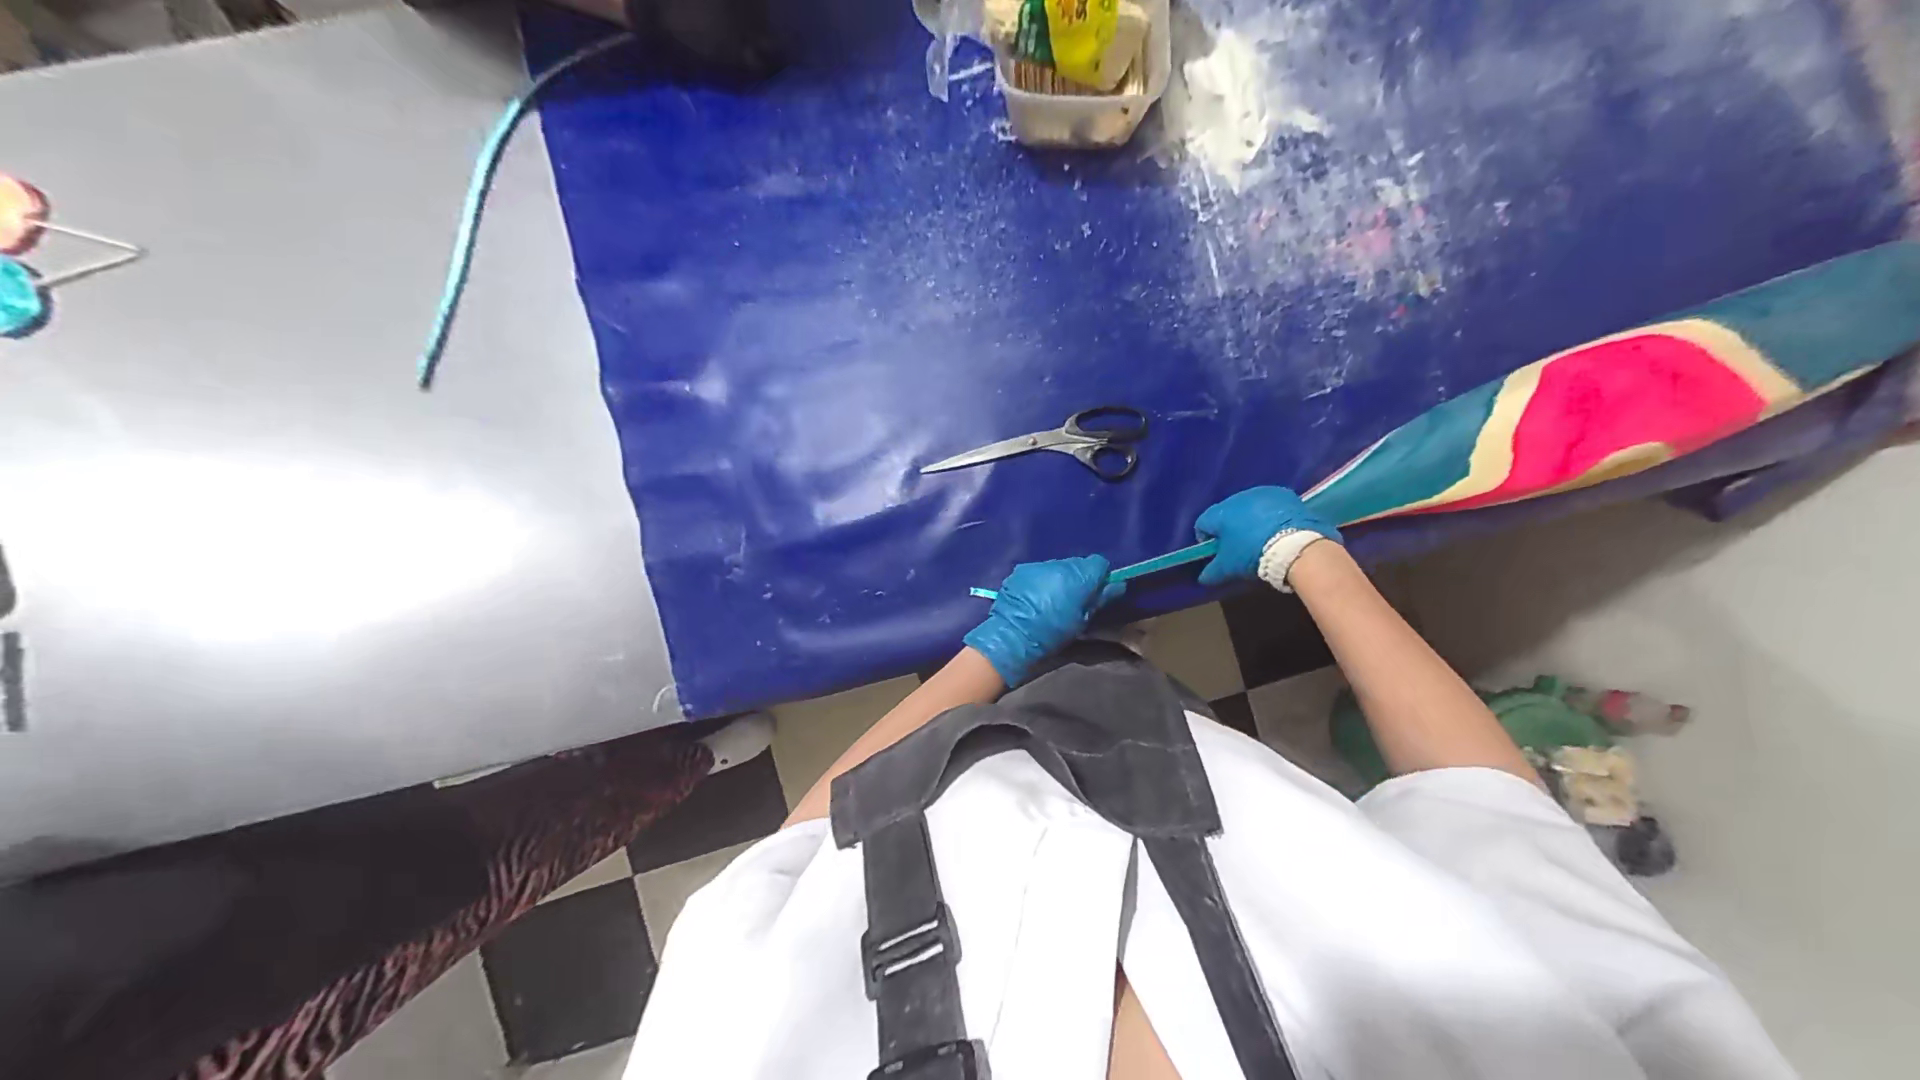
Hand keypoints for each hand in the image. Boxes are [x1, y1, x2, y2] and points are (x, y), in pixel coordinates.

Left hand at [963, 556, 1124, 685]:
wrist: (1011, 636)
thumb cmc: (1052, 633)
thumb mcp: (1082, 620)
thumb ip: (1101, 599)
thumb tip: (1117, 585)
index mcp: (1078, 577)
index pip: (1099, 563)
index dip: (1100, 576)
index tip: (1096, 590)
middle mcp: (1058, 565)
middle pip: (1077, 564)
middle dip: (1079, 577)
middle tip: (1074, 598)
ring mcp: (1037, 565)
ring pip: (1058, 567)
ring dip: (1059, 578)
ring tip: (1053, 599)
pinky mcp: (1021, 570)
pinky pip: (1039, 572)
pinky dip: (1042, 581)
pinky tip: (1036, 597)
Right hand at [1194, 487, 1342, 588]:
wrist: (1295, 546)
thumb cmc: (1252, 554)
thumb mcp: (1228, 568)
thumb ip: (1211, 572)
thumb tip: (1203, 577)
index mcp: (1219, 513)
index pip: (1202, 524)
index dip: (1207, 539)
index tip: (1217, 552)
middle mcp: (1237, 498)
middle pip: (1226, 514)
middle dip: (1229, 528)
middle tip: (1239, 546)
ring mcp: (1261, 493)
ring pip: (1248, 507)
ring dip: (1250, 520)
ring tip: (1261, 537)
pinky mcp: (1283, 494)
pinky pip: (1270, 505)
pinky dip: (1270, 515)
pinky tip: (1277, 528)